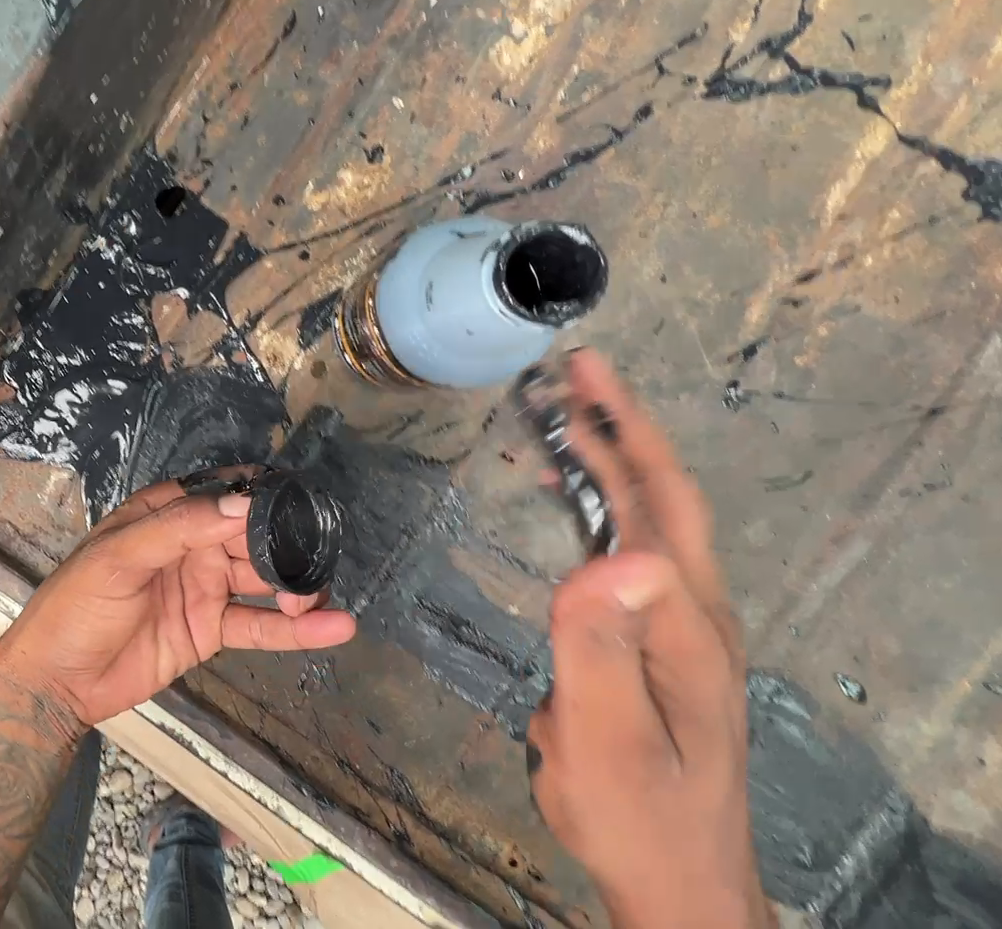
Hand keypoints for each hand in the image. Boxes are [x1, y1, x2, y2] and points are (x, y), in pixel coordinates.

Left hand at [0, 477, 358, 728]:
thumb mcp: (117, 557)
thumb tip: (240, 504)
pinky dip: (296, 630)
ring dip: (296, 587)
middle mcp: (188, 545)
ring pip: (263, 579)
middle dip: (286, 546)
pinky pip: (259, 625)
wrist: (57, 680)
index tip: (300, 504)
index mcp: (163, 515)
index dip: (260, 495)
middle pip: (251, 536)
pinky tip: (334, 629)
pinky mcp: (210, 629)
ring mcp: (203, 588)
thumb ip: (177, 528)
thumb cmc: (75, 605)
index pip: (221, 493)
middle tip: (311, 566)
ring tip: (315, 601)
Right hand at [528, 351, 772, 927]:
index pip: (661, 505)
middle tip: (571, 377)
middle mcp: (694, 614)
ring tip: (560, 425)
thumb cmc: (632, 809)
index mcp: (685, 624)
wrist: (675, 878)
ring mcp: (681, 629)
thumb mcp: (603, 733)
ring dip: (612, 463)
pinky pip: (634, 553)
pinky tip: (572, 505)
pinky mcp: (659, 643)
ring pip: (653, 522)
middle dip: (621, 428)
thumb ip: (602, 644)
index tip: (584, 376)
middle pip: (666, 501)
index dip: (624, 433)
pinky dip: (603, 510)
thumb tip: (620, 554)